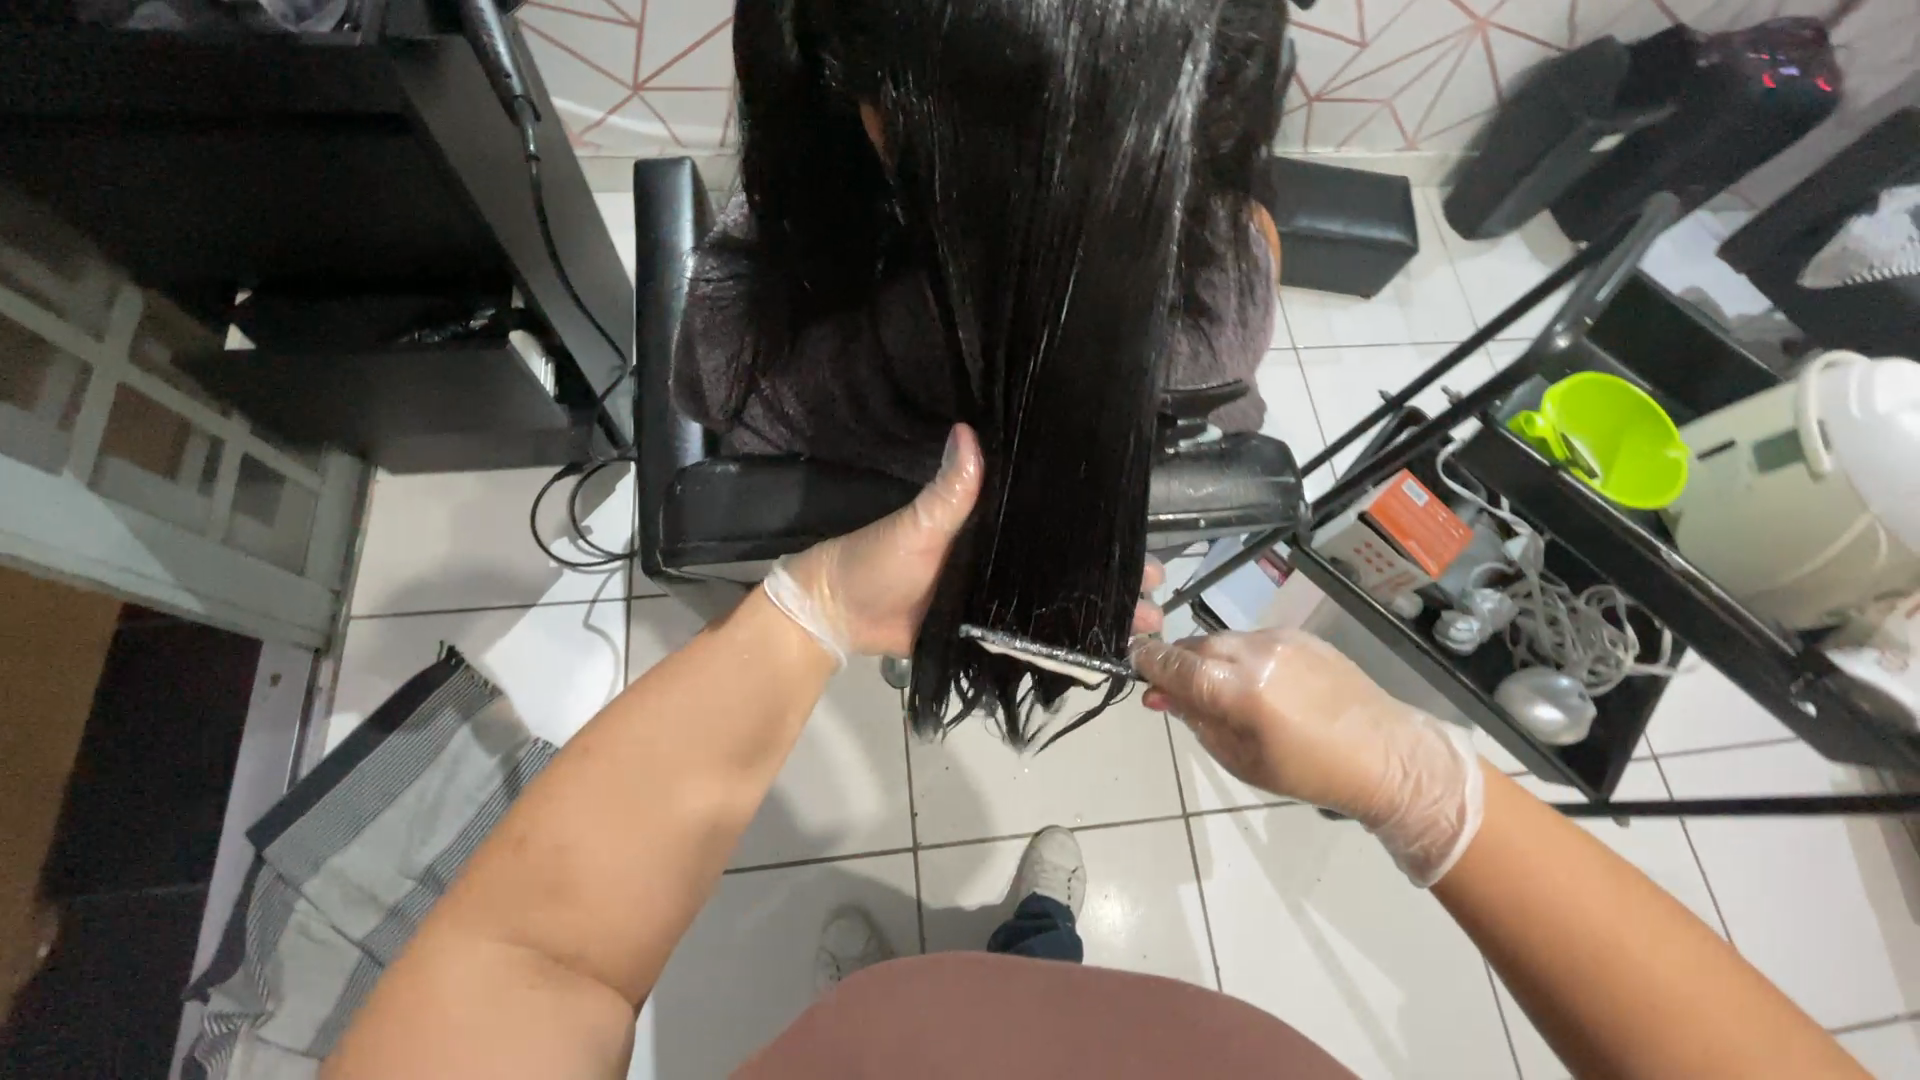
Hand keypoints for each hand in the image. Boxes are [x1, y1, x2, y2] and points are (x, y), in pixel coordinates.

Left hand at [765, 424, 1165, 660]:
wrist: (841, 612)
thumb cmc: (877, 559)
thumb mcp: (917, 524)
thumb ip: (949, 491)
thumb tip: (969, 434)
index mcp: (994, 528)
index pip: (1057, 526)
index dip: (1099, 536)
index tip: (1142, 547)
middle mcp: (1003, 561)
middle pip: (1068, 570)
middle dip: (1113, 582)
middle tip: (1156, 595)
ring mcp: (995, 600)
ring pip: (1056, 606)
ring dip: (1095, 616)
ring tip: (1140, 629)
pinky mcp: (982, 632)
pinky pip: (1028, 639)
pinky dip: (1060, 645)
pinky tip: (1094, 654)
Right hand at [1132, 628, 1483, 885]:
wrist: (1387, 754)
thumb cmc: (1309, 772)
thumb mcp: (1241, 760)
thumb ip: (1196, 721)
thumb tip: (1159, 695)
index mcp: (1241, 692)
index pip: (1175, 664)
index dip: (1148, 662)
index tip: (1133, 664)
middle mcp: (1256, 654)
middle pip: (1194, 646)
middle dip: (1178, 664)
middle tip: (1175, 690)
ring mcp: (1280, 639)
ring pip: (1222, 640)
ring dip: (1209, 660)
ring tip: (1223, 692)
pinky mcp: (1299, 635)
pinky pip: (1252, 640)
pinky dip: (1240, 657)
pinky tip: (1257, 684)